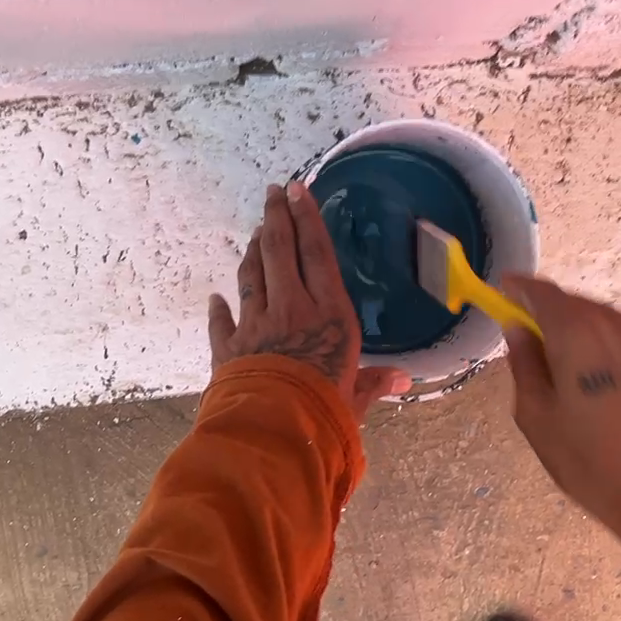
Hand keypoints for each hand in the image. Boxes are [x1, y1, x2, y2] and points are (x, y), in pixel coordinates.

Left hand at [208, 181, 411, 422]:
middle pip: (279, 251)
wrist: (274, 431)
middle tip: (272, 192)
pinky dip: (219, 308)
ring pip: (251, 275)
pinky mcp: (228, 347)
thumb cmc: (325, 412)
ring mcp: (255, 325)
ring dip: (252, 251)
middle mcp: (291, 309)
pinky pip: (221, 321)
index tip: (298, 190)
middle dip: (276, 218)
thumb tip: (404, 381)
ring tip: (254, 232)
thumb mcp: (356, 399)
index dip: (307, 219)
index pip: (317, 254)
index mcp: (329, 314)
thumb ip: (374, 384)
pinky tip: (216, 297)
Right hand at [502, 277, 620, 620]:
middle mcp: (616, 321)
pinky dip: (608, 348)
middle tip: (532, 344)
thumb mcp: (536, 416)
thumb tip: (518, 331)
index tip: (503, 295)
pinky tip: (604, 385)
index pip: (540, 291)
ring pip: (602, 320)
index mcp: (576, 331)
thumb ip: (524, 363)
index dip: (518, 289)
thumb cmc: (588, 460)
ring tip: (569, 372)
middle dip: (549, 315)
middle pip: (573, 303)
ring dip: (580, 332)